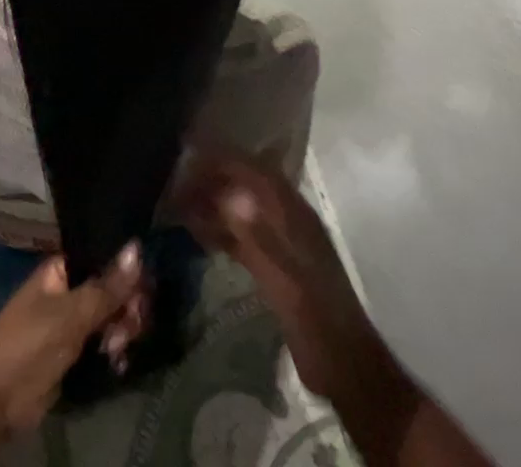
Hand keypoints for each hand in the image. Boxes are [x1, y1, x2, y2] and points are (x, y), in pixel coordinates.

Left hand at [0, 242, 145, 431]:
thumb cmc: (28, 344)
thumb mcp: (71, 314)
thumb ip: (107, 286)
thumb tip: (136, 247)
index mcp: (60, 273)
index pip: (104, 262)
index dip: (128, 275)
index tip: (144, 294)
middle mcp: (68, 295)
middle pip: (113, 293)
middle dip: (127, 310)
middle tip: (127, 331)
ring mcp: (72, 326)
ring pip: (113, 321)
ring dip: (122, 334)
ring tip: (117, 352)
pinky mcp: (75, 356)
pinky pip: (106, 347)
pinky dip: (116, 355)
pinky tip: (119, 365)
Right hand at [175, 152, 495, 466]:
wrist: (345, 367)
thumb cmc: (316, 323)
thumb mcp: (284, 280)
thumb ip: (257, 237)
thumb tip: (230, 194)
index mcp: (296, 219)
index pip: (257, 172)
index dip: (224, 158)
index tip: (189, 151)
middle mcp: (290, 222)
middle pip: (248, 186)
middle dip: (213, 178)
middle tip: (175, 181)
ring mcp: (285, 244)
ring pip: (244, 210)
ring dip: (214, 203)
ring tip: (178, 203)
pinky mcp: (278, 266)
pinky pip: (244, 236)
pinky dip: (221, 230)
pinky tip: (198, 235)